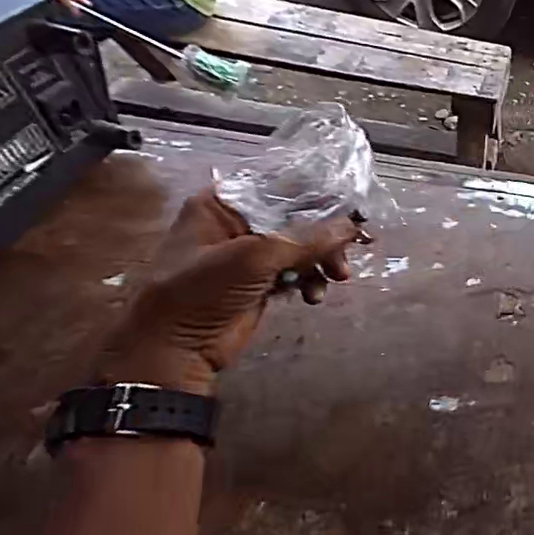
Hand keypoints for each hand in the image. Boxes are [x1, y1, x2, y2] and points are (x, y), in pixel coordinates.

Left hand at [94, 191, 367, 396]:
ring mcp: (252, 253)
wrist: (175, 349)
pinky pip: (301, 270)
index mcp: (225, 203)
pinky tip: (314, 295)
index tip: (355, 206)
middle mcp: (239, 222)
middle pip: (301, 216)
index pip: (282, 185)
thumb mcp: (255, 257)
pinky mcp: (263, 279)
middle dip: (329, 234)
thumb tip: (354, 225)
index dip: (320, 194)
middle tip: (359, 245)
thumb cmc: (202, 291)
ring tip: (337, 277)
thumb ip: (307, 238)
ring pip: (306, 245)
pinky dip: (313, 280)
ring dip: (325, 260)